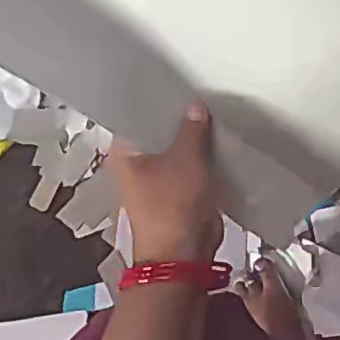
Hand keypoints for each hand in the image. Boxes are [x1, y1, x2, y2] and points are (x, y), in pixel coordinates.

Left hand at [107, 102, 221, 263]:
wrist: (184, 254)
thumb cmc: (173, 206)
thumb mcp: (185, 159)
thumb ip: (192, 129)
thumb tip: (195, 106)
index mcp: (123, 154)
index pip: (135, 116)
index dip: (155, 101)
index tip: (175, 85)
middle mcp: (135, 165)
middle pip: (157, 133)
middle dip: (178, 120)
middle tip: (197, 95)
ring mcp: (156, 180)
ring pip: (175, 150)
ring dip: (191, 140)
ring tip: (210, 113)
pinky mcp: (177, 192)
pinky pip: (189, 167)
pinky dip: (200, 159)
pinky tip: (216, 142)